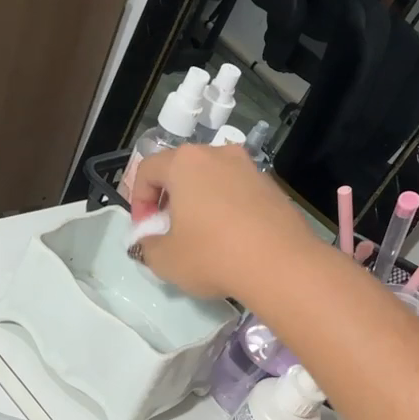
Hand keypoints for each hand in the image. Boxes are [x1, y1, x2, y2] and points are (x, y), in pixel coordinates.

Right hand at [128, 144, 320, 300]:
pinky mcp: (272, 187)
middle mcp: (218, 154)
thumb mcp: (165, 260)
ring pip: (212, 180)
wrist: (281, 264)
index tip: (144, 230)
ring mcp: (249, 168)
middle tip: (169, 231)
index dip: (137, 200)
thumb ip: (147, 246)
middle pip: (181, 170)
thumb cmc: (212, 255)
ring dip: (200, 203)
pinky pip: (238, 193)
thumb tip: (150, 240)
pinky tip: (231, 240)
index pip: (147, 169)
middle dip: (169, 199)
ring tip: (202, 237)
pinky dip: (227, 210)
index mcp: (184, 162)